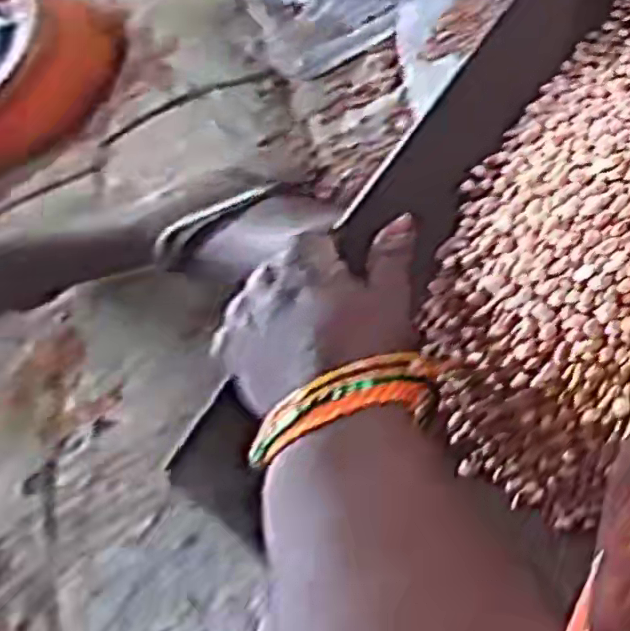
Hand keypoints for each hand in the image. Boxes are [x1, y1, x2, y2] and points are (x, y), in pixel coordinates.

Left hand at [214, 215, 421, 412]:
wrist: (332, 409)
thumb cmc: (368, 347)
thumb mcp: (393, 295)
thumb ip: (391, 255)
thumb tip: (400, 221)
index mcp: (303, 267)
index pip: (313, 237)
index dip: (337, 244)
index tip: (355, 258)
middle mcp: (262, 288)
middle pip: (281, 264)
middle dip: (307, 270)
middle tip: (340, 289)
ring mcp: (239, 322)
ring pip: (258, 294)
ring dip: (281, 297)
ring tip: (315, 316)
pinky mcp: (229, 355)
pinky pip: (242, 326)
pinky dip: (262, 326)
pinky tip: (289, 340)